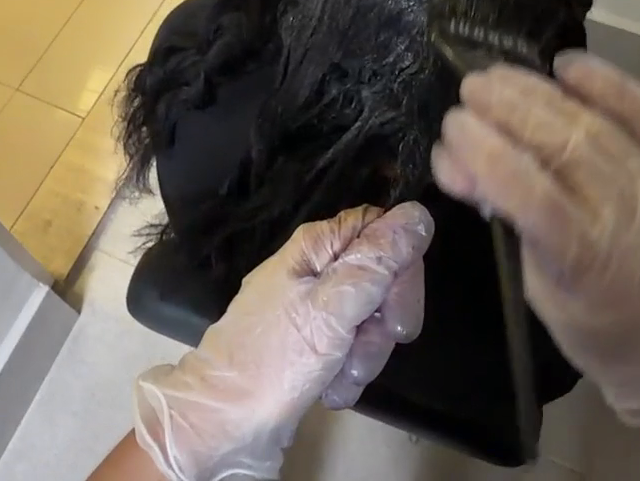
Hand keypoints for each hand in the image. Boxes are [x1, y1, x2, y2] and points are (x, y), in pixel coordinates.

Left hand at [133, 203, 434, 479]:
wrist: (221, 425)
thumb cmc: (273, 360)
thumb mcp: (333, 308)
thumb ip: (377, 261)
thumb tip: (418, 213)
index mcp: (317, 245)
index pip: (382, 230)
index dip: (400, 267)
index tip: (397, 309)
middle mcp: (316, 268)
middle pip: (381, 276)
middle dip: (384, 320)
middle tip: (364, 347)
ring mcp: (313, 308)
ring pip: (371, 318)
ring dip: (365, 354)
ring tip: (338, 375)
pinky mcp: (312, 344)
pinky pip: (352, 348)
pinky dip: (348, 372)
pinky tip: (329, 389)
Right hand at [431, 51, 639, 426]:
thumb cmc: (587, 317)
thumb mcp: (532, 281)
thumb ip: (499, 217)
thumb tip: (451, 161)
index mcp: (588, 266)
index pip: (534, 199)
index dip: (489, 155)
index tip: (453, 126)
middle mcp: (631, 224)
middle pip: (567, 149)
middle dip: (510, 110)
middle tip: (469, 88)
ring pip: (600, 126)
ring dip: (543, 92)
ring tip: (500, 74)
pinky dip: (612, 86)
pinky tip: (568, 65)